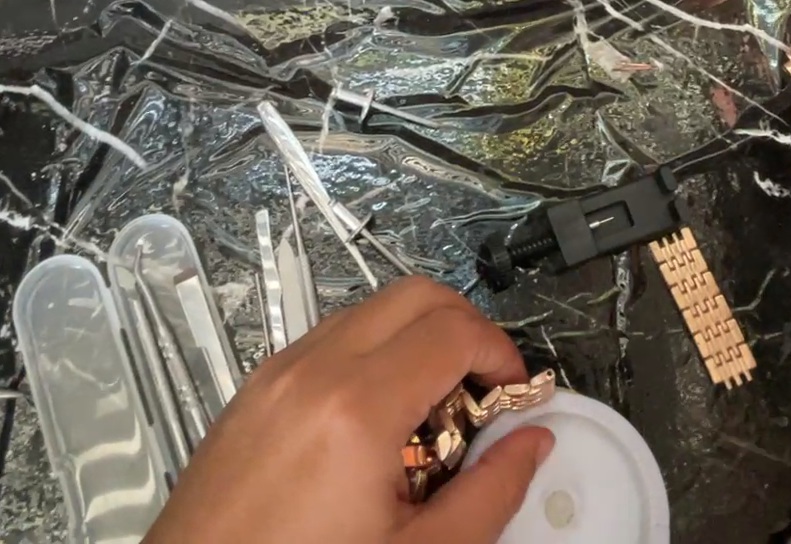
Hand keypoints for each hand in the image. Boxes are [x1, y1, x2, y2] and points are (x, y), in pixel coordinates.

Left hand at [146, 277, 553, 543]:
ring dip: (418, 336)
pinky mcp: (259, 384)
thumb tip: (531, 442)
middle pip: (415, 294)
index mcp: (356, 408)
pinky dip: (373, 352)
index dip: (501, 352)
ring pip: (373, 309)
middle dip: (465, 325)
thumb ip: (489, 495)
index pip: (453, 331)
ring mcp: (280, 370)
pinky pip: (333, 337)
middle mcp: (314, 368)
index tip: (514, 390)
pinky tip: (378, 419)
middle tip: (483, 386)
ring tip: (431, 410)